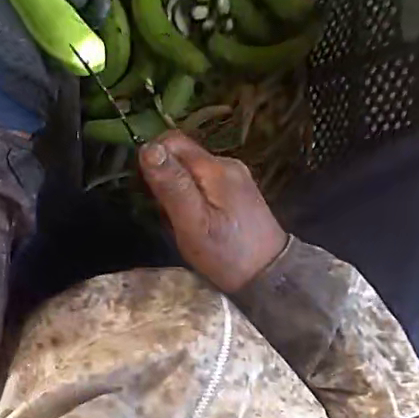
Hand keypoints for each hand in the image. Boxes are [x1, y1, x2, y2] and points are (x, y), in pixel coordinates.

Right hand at [140, 131, 288, 292]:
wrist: (270, 276)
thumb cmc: (226, 254)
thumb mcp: (193, 223)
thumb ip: (171, 185)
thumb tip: (148, 148)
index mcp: (214, 168)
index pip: (171, 141)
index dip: (153, 159)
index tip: (148, 190)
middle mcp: (227, 164)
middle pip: (182, 153)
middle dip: (164, 176)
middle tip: (164, 211)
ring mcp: (235, 176)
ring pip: (191, 168)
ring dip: (177, 188)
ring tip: (179, 219)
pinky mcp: (238, 191)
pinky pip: (204, 180)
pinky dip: (192, 195)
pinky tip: (196, 219)